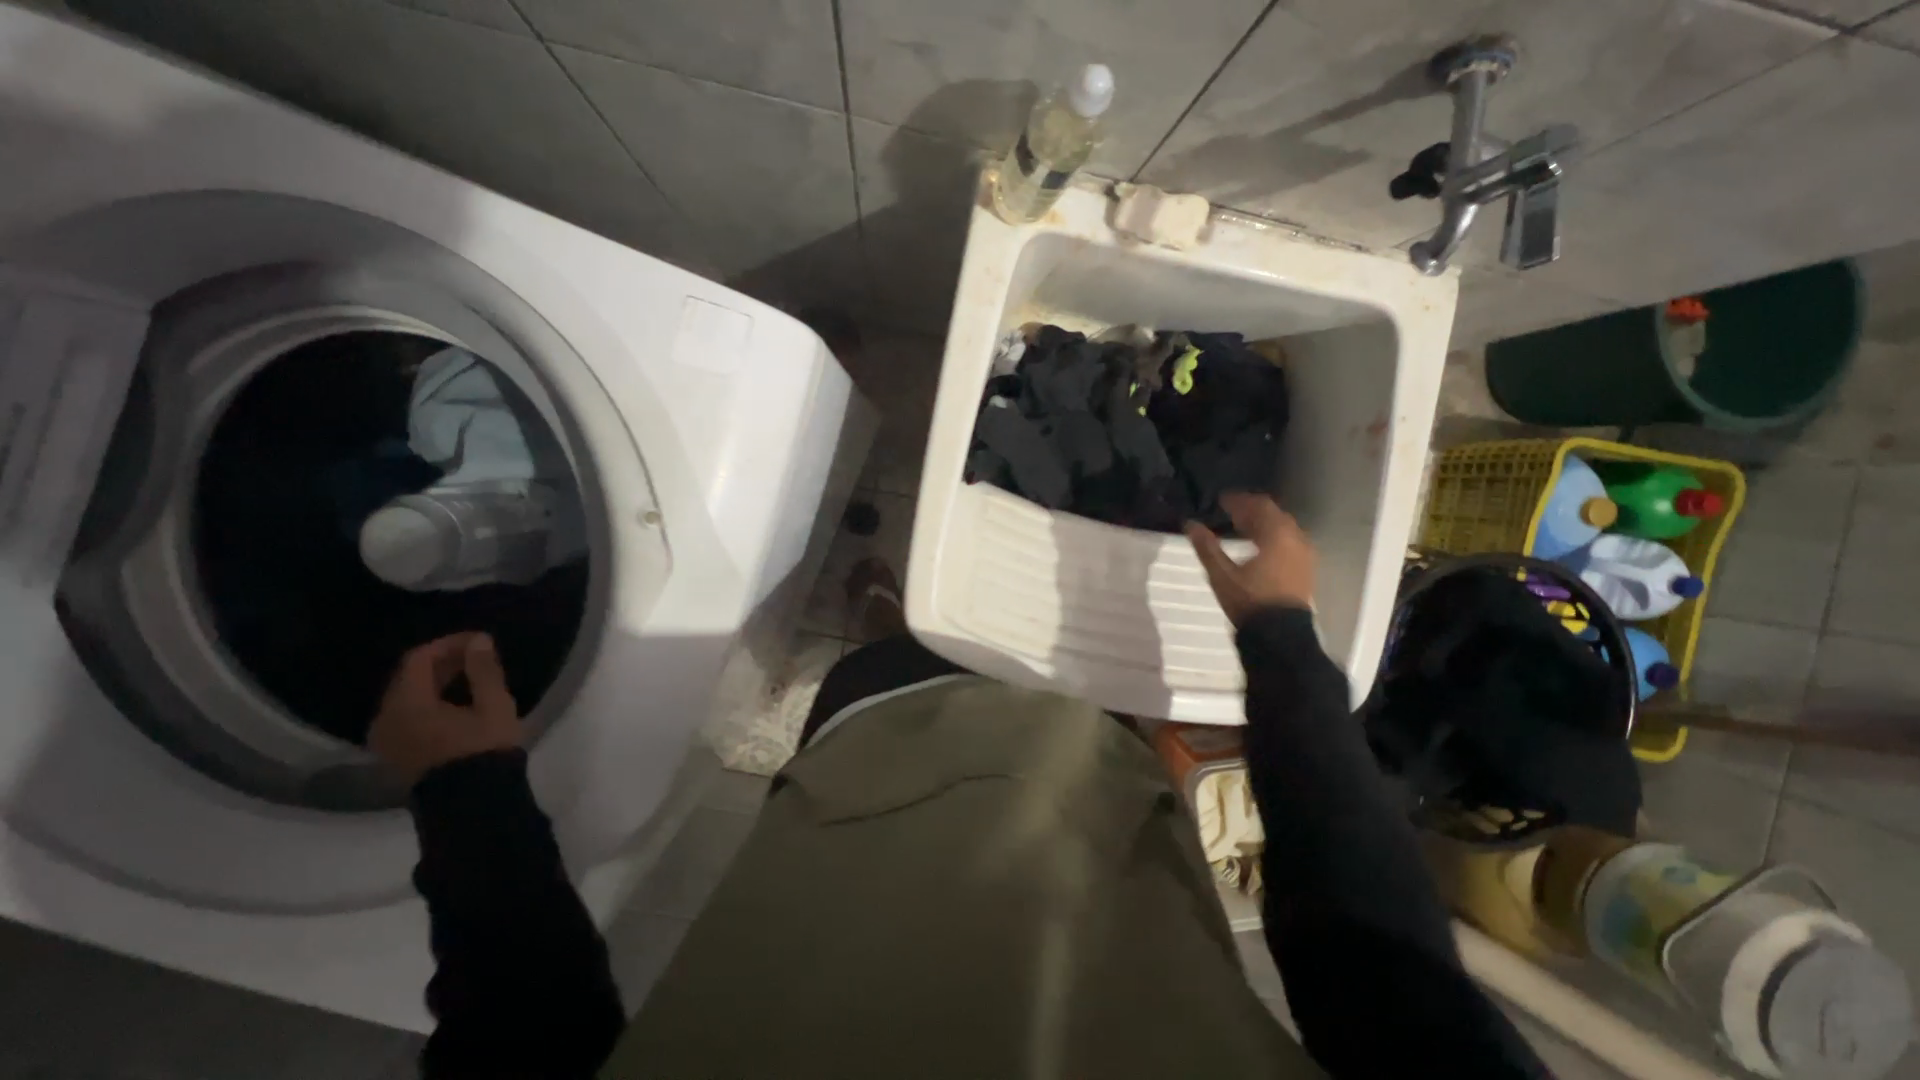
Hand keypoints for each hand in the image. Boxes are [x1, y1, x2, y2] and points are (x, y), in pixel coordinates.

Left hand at [369, 632, 520, 783]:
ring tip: (467, 680)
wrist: (472, 805)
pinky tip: (453, 706)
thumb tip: (479, 641)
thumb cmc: (483, 751)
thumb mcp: (494, 706)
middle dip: (441, 663)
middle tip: (475, 657)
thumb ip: (484, 671)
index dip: (449, 644)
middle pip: (408, 678)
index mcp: (407, 704)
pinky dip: (426, 705)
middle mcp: (386, 719)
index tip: (479, 642)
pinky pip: (405, 718)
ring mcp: (386, 740)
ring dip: (433, 684)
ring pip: (405, 699)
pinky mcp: (395, 756)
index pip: (419, 659)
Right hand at [1185, 493, 1317, 626]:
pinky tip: (1260, 549)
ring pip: (1284, 530)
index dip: (1240, 501)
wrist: (1280, 636)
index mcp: (1277, 536)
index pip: (1260, 506)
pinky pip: (1290, 543)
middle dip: (1252, 511)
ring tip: (1243, 529)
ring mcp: (1304, 556)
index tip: (1222, 500)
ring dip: (1264, 525)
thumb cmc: (1250, 601)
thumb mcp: (1222, 575)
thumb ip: (1206, 547)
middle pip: (1274, 516)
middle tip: (1231, 513)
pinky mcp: (1306, 570)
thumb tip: (1190, 524)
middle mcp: (1296, 540)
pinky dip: (1274, 539)